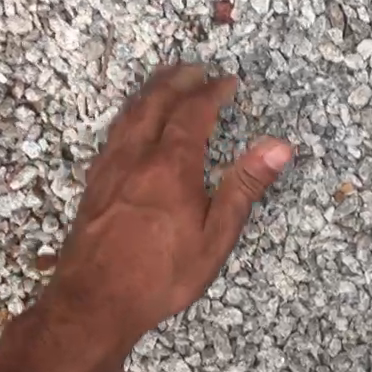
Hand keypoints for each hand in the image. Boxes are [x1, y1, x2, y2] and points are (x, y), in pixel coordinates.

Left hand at [39, 65, 292, 354]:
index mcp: (170, 167)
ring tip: (164, 80)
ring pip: (128, 115)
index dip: (212, 93)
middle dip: (177, 81)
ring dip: (149, 91)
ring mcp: (109, 170)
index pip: (192, 114)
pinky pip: (113, 133)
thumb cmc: (162, 274)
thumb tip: (279, 145)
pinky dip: (130, 114)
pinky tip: (133, 123)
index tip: (229, 82)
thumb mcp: (216, 235)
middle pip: (153, 104)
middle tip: (196, 68)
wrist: (92, 304)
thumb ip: (245, 185)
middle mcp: (135, 159)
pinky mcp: (94, 186)